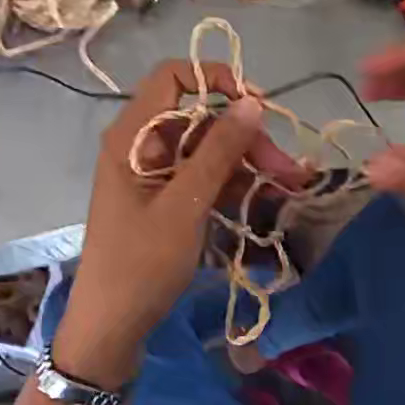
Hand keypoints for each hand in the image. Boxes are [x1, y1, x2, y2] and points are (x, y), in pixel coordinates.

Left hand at [56, 61, 290, 385]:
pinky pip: (206, 178)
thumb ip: (219, 150)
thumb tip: (252, 100)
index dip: (214, 79)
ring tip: (291, 185)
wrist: (112, 326)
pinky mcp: (168, 199)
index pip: (171, 79)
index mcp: (132, 136)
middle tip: (287, 169)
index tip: (255, 102)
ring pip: (209, 150)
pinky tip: (270, 197)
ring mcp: (156, 174)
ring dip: (250, 164)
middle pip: (200, 119)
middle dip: (246, 138)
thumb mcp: (185, 205)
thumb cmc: (141, 262)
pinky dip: (236, 184)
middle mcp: (142, 146)